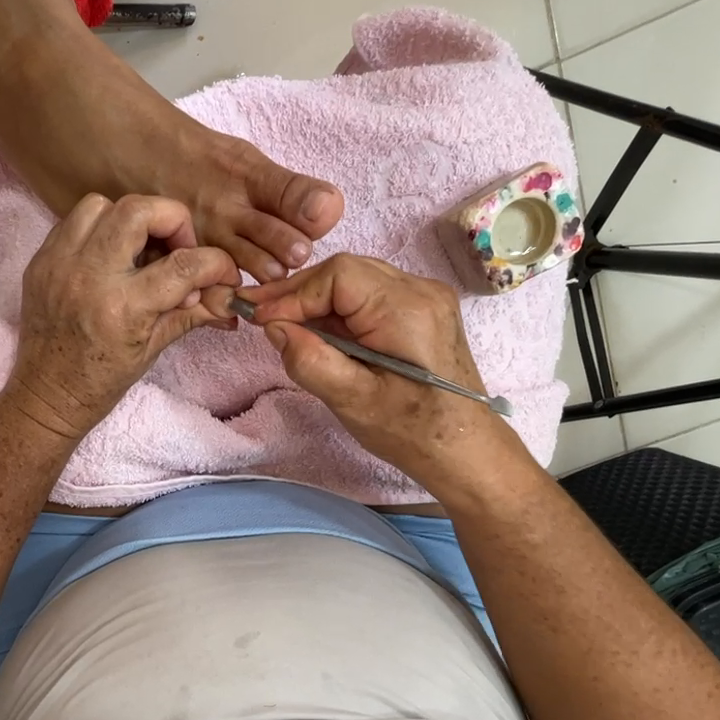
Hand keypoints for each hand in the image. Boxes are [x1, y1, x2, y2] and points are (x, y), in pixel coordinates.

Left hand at [6, 193, 240, 441]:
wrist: (47, 395)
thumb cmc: (101, 380)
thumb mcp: (153, 349)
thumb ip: (192, 312)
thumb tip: (230, 294)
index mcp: (122, 309)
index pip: (183, 265)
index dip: (215, 263)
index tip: (222, 272)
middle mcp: (88, 279)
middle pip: (138, 211)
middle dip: (171, 221)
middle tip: (177, 248)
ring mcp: (59, 266)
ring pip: (101, 205)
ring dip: (129, 219)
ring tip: (139, 250)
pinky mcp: (41, 262)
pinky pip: (73, 222)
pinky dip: (98, 230)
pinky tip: (110, 257)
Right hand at [239, 254, 529, 500]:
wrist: (462, 448)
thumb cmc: (410, 430)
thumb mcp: (352, 400)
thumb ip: (310, 360)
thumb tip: (274, 327)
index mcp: (406, 308)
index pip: (337, 275)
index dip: (292, 293)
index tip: (258, 318)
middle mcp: (420, 290)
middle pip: (345, 271)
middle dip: (298, 291)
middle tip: (256, 312)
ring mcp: (423, 298)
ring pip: (355, 281)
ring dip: (313, 299)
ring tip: (277, 320)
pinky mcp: (419, 312)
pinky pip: (368, 295)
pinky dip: (334, 308)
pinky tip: (312, 328)